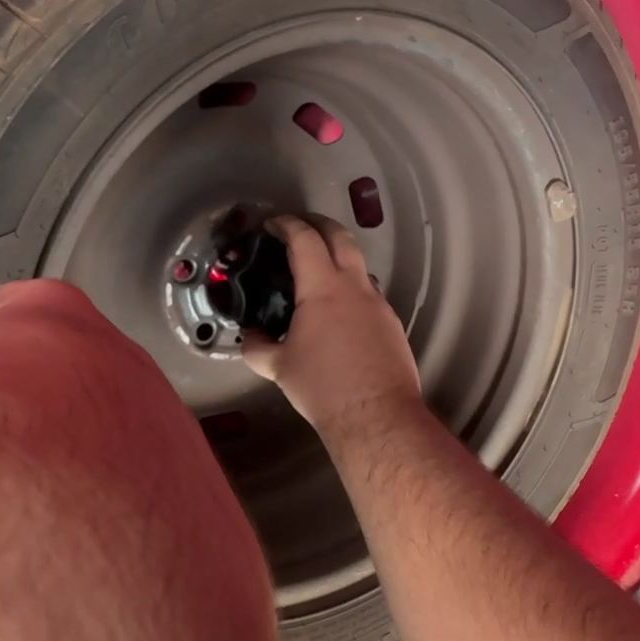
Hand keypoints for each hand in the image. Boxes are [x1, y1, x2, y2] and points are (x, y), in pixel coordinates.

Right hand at [241, 214, 423, 434]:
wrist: (377, 416)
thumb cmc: (322, 387)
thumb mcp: (278, 367)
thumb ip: (257, 346)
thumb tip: (248, 337)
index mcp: (322, 289)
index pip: (304, 239)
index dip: (286, 224)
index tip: (271, 224)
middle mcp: (354, 287)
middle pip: (340, 237)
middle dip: (317, 224)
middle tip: (298, 226)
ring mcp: (378, 303)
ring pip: (359, 264)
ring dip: (338, 257)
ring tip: (318, 271)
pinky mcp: (391, 323)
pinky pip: (369, 292)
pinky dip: (351, 288)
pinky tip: (338, 311)